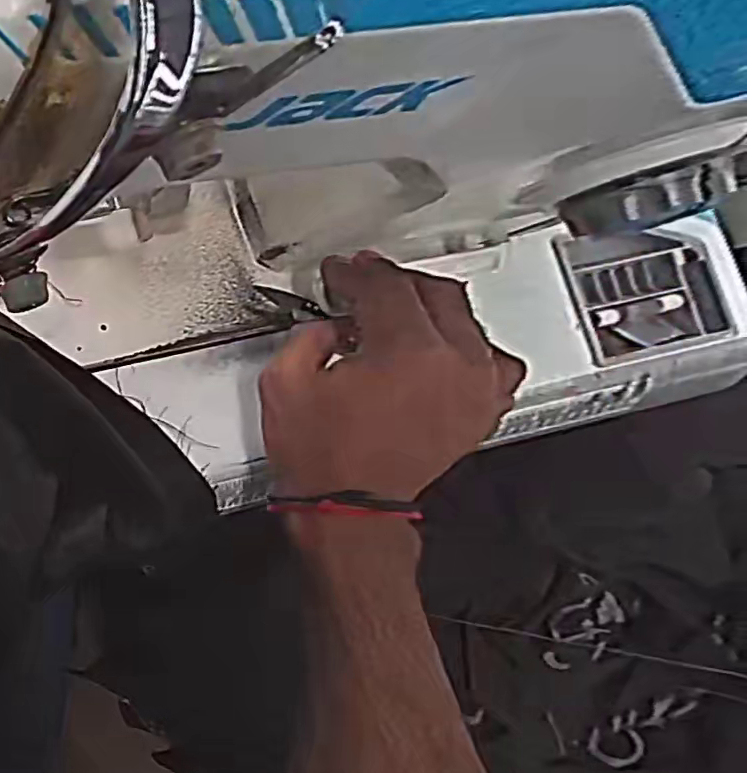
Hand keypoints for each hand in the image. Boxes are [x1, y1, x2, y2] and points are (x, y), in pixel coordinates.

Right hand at [261, 251, 524, 502]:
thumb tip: (326, 328)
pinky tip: (446, 345)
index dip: (356, 273)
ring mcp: (476, 385)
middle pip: (434, 294)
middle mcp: (454, 361)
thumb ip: (304, 339)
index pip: (385, 289)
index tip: (340, 270)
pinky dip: (466, 343)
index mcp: (405, 350)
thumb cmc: (319, 453)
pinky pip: (491, 358)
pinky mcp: (482, 407)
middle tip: (366, 276)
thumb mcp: (282, 384)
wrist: (346, 502)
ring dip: (429, 306)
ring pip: (467, 320)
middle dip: (394, 280)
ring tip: (400, 306)